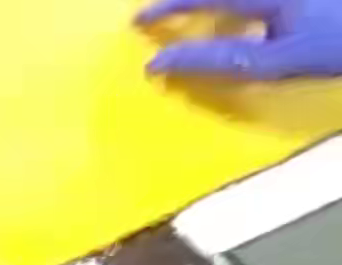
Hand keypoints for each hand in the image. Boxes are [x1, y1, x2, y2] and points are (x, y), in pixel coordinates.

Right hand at [138, 0, 341, 78]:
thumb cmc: (337, 47)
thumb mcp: (269, 63)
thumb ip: (212, 60)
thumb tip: (155, 62)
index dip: (169, 7)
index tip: (137, 21)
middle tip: (170, 6)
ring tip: (203, 4)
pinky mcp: (317, 1)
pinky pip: (267, 2)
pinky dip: (246, 5)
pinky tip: (244, 12)